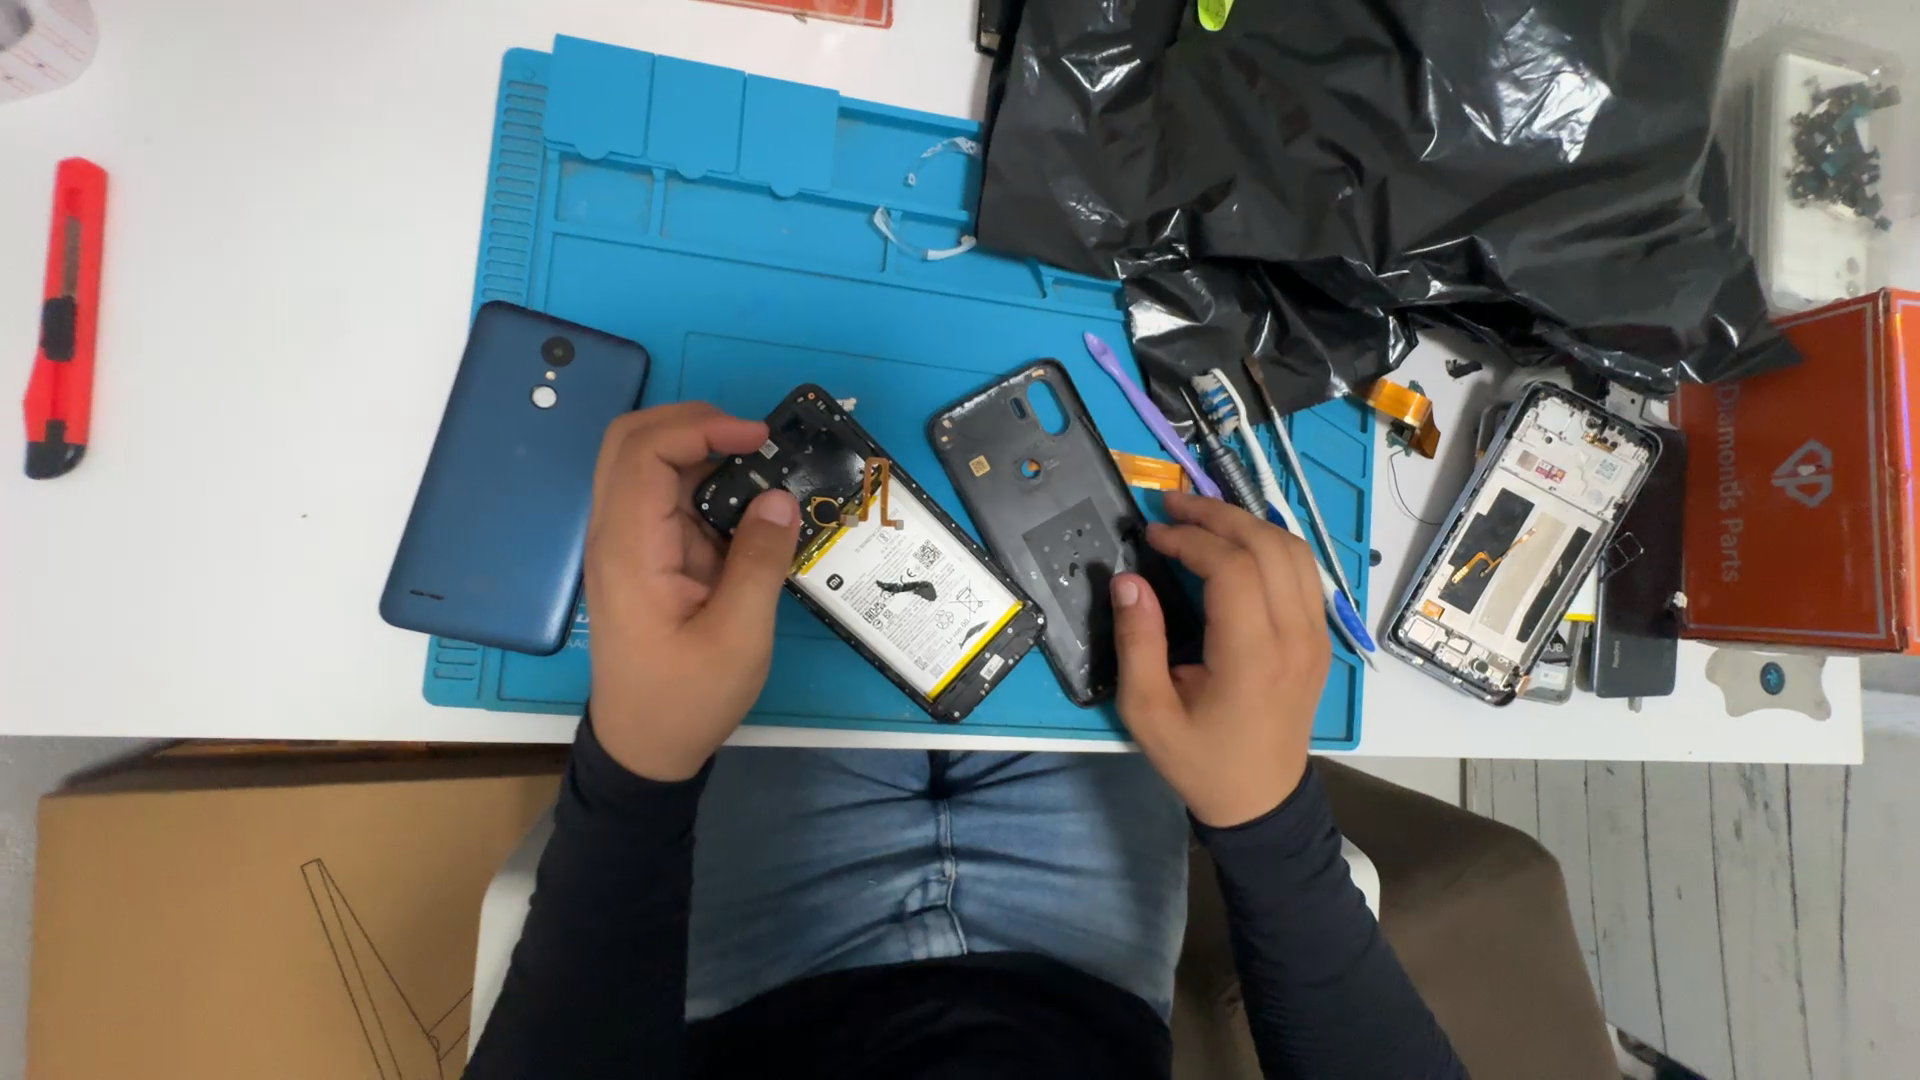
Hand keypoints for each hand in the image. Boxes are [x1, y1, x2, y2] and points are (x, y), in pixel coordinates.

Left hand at [583, 404, 800, 780]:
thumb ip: (760, 562)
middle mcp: (617, 534)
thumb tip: (781, 499)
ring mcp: (628, 544)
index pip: (644, 453)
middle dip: (694, 423)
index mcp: (629, 549)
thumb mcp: (738, 636)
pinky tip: (748, 503)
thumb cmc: (688, 698)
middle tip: (754, 438)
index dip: (701, 428)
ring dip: (702, 451)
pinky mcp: (646, 557)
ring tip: (761, 465)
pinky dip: (707, 484)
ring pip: (648, 465)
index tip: (760, 438)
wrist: (647, 747)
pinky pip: (669, 499)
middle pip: (632, 442)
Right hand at [1110, 490, 1330, 826]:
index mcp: (1252, 655)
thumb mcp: (1147, 710)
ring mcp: (1315, 636)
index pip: (1232, 567)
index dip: (1190, 539)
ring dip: (1247, 523)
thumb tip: (1127, 580)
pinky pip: (1303, 571)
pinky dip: (1269, 544)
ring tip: (1201, 516)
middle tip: (1172, 505)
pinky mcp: (1319, 638)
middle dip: (1218, 514)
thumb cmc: (1198, 758)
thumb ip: (1137, 640)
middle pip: (1268, 545)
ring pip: (1294, 551)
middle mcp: (1295, 636)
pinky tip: (1236, 544)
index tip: (1151, 536)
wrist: (1260, 801)